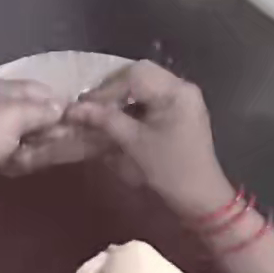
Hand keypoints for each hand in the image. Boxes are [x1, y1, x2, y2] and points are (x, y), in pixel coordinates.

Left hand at [0, 80, 65, 194]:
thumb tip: (61, 108)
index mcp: (2, 87)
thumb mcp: (15, 116)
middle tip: (56, 146)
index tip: (76, 125)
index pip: (41, 89)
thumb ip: (41, 110)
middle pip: (33, 112)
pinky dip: (17, 159)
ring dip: (32, 147)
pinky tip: (18, 166)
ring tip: (34, 157)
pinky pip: (10, 152)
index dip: (59, 104)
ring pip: (23, 135)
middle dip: (46, 129)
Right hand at [22, 61, 234, 218]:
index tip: (85, 106)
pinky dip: (131, 102)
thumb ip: (103, 120)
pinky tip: (118, 116)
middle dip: (112, 88)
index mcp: (175, 91)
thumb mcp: (133, 143)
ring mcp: (183, 98)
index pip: (133, 75)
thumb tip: (72, 108)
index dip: (106, 89)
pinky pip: (150, 95)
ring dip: (121, 94)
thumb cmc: (169, 169)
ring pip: (143, 83)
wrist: (201, 198)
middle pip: (138, 74)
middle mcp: (181, 87)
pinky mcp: (180, 110)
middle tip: (93, 105)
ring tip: (102, 111)